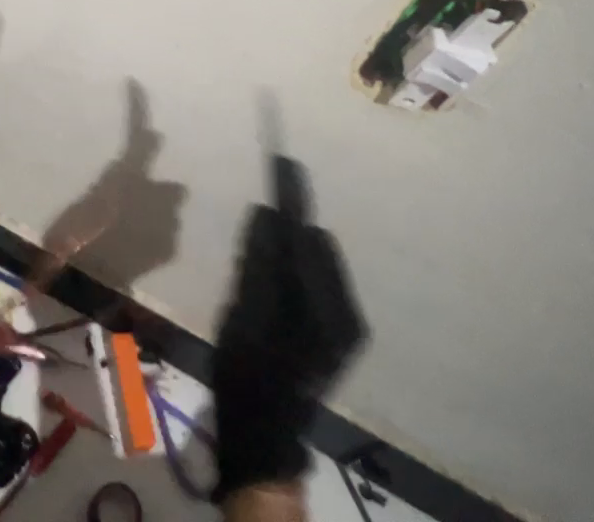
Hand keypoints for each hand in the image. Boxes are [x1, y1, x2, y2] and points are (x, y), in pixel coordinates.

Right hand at [211, 155, 365, 501]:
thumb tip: (267, 212)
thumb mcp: (243, 315)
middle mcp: (349, 313)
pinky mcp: (340, 332)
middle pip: (316, 248)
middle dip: (288, 226)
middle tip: (258, 212)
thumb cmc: (246, 375)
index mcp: (329, 309)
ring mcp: (348, 325)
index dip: (292, 197)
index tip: (284, 159)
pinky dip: (295, 270)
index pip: (306, 236)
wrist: (263, 434)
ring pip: (317, 265)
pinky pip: (318, 284)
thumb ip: (258, 260)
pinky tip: (272, 274)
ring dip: (291, 249)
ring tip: (261, 245)